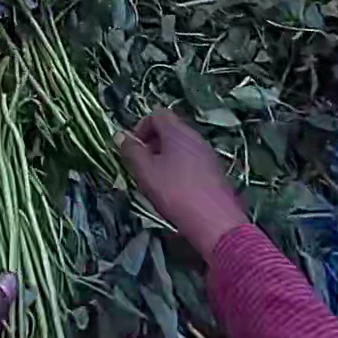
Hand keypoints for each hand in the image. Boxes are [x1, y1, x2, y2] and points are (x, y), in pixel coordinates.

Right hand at [116, 112, 248, 255]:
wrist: (217, 223)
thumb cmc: (176, 192)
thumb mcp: (146, 172)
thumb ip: (131, 151)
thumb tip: (120, 135)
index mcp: (177, 131)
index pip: (157, 114)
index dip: (141, 127)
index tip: (133, 149)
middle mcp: (194, 136)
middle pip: (169, 129)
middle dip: (152, 143)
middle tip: (142, 165)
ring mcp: (207, 153)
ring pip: (180, 146)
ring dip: (165, 157)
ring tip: (157, 180)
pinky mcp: (215, 171)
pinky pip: (192, 160)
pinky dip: (180, 167)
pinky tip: (177, 190)